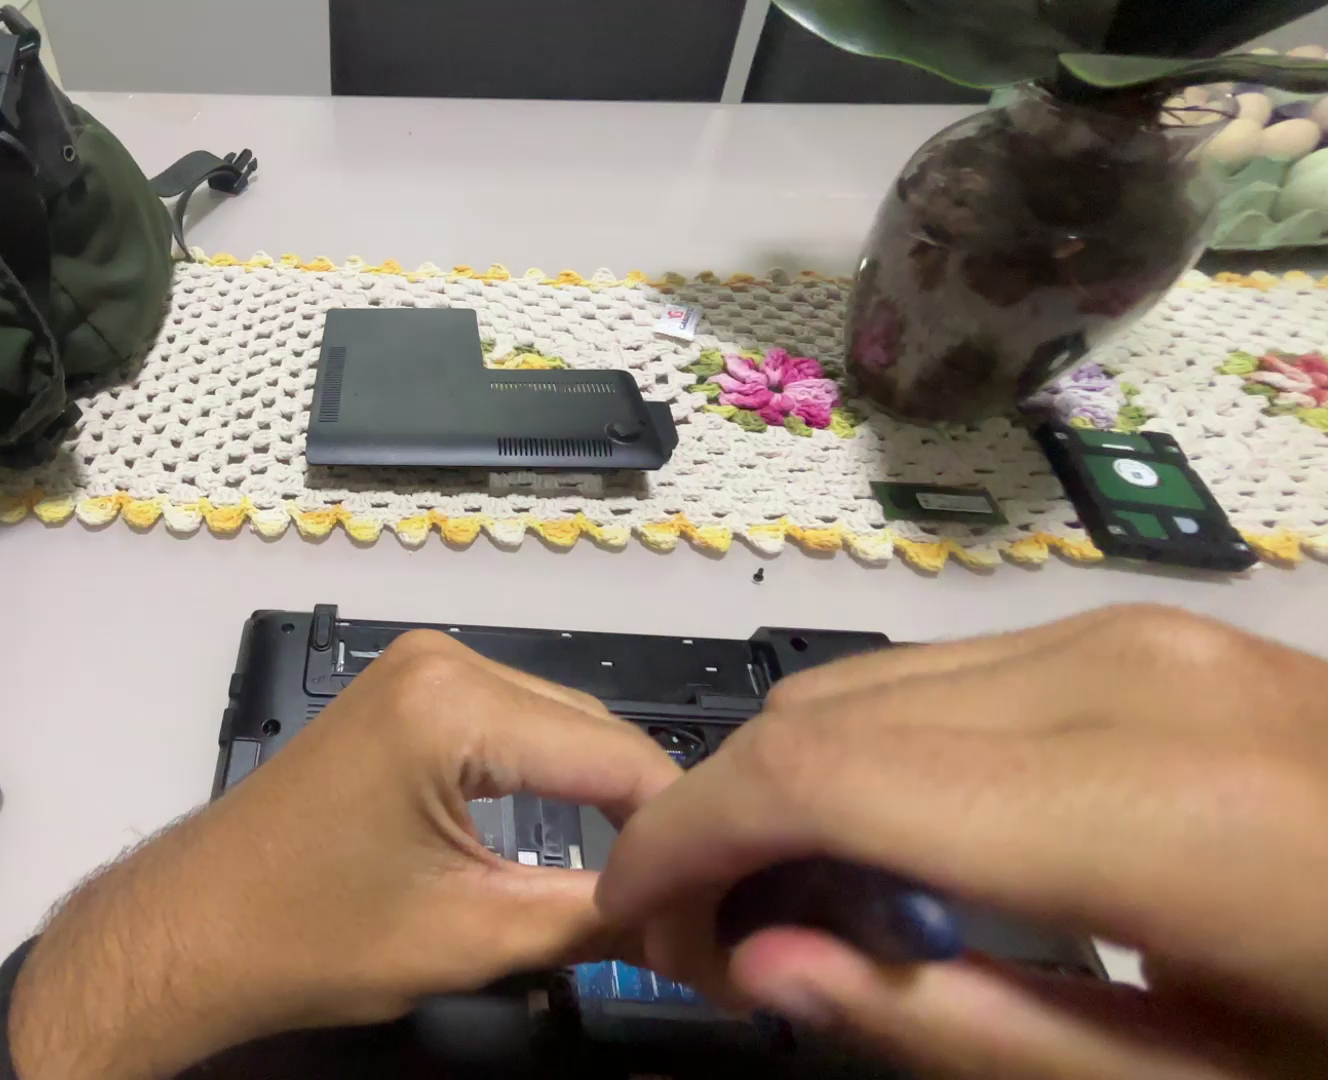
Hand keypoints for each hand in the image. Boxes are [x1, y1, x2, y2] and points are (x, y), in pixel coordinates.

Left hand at [0, 629, 680, 1078]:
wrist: (198, 920)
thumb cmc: (312, 934)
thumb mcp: (469, 934)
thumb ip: (594, 918)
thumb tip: (688, 925)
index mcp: (454, 704)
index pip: (613, 756)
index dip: (676, 834)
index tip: (712, 904)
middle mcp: (443, 659)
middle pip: (587, 729)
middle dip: (640, 809)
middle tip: (682, 894)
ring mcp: (421, 666)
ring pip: (552, 720)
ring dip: (597, 788)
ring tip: (636, 865)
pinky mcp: (406, 687)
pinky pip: (507, 718)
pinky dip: (545, 767)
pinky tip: (570, 817)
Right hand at [597, 605, 1327, 1078]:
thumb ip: (965, 1036)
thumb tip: (760, 968)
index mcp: (1167, 801)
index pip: (821, 779)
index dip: (689, 838)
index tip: (631, 908)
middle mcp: (1107, 668)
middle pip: (809, 723)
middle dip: (720, 825)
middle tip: (717, 936)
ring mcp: (1108, 631)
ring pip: (840, 694)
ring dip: (778, 794)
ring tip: (800, 896)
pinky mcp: (1104, 633)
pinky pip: (903, 686)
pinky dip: (847, 764)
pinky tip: (888, 844)